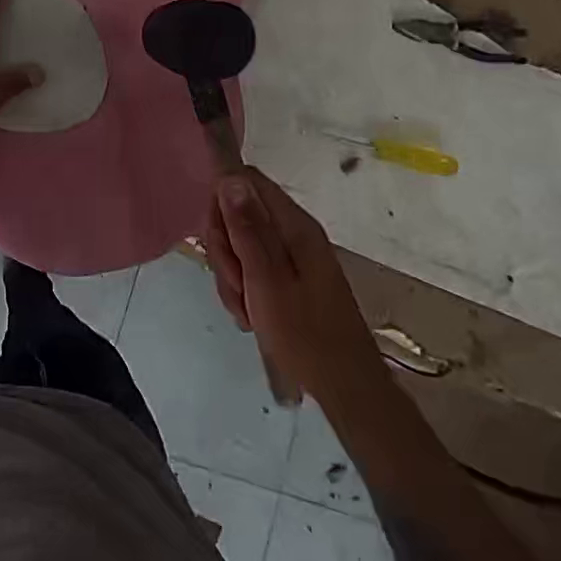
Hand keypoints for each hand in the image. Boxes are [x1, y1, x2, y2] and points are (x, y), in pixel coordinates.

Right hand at [204, 169, 382, 400]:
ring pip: (242, 245)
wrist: (342, 382)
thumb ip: (247, 229)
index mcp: (294, 225)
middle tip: (237, 284)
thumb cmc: (303, 333)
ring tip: (246, 307)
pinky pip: (253, 269)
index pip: (247, 182)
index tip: (218, 242)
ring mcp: (293, 255)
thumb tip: (231, 178)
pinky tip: (251, 315)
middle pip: (240, 213)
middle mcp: (294, 232)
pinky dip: (244, 289)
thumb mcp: (266, 280)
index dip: (222, 204)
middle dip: (226, 248)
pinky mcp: (290, 277)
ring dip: (232, 275)